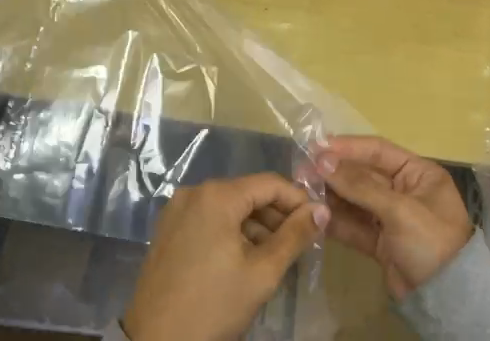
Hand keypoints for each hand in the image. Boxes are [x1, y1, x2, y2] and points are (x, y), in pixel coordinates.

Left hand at [121, 173, 327, 340]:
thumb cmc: (213, 305)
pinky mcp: (167, 230)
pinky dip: (231, 232)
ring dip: (255, 226)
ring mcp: (176, 210)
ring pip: (228, 208)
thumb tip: (322, 209)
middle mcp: (194, 191)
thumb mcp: (262, 273)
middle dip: (276, 216)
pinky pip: (208, 220)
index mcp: (217, 195)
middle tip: (300, 243)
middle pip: (248, 194)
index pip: (270, 183)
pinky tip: (244, 259)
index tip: (318, 222)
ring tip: (275, 256)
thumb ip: (295, 236)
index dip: (298, 200)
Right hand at [314, 136, 473, 299]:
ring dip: (332, 196)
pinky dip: (336, 221)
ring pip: (356, 201)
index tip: (317, 147)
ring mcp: (392, 217)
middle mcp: (405, 190)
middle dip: (335, 173)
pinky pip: (355, 225)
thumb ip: (360, 186)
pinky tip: (315, 216)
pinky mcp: (381, 243)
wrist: (446, 299)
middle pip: (364, 175)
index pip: (379, 151)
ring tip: (303, 191)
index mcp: (418, 173)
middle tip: (303, 171)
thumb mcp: (399, 210)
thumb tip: (324, 161)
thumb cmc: (431, 241)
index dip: (348, 147)